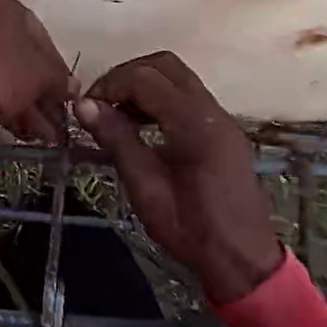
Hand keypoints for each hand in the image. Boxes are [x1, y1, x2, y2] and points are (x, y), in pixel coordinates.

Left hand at [0, 0, 73, 141]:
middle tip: (55, 120)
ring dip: (26, 105)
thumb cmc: (6, 70)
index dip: (59, 71)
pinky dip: (4, 104)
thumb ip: (60, 79)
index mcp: (6, 8)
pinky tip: (19, 131)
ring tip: (42, 135)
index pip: (43, 39)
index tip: (66, 96)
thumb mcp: (43, 74)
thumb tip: (72, 88)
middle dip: (41, 94)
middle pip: (22, 60)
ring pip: (5, 75)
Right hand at [74, 52, 280, 304]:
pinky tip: (139, 125)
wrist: (242, 261)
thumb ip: (117, 140)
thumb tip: (84, 105)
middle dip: (126, 76)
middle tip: (101, 104)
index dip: (110, 86)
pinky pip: (185, 96)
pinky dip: (158, 98)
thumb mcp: (145, 187)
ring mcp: (221, 119)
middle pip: (164, 65)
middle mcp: (212, 112)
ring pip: (176, 77)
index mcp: (196, 125)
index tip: (86, 109)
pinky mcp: (221, 130)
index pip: (145, 79)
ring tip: (115, 114)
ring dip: (142, 85)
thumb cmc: (190, 229)